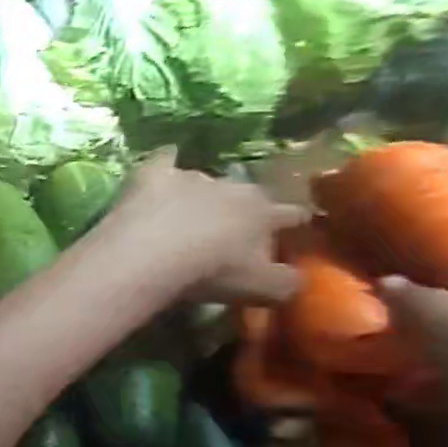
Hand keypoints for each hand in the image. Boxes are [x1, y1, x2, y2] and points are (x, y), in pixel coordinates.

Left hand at [102, 147, 307, 303]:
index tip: (295, 226)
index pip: (291, 214)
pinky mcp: (152, 176)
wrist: (149, 255)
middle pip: (245, 194)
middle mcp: (233, 188)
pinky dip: (165, 159)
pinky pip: (162, 159)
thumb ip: (287, 282)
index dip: (294, 221)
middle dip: (241, 207)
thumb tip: (298, 277)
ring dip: (200, 192)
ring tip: (186, 210)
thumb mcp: (262, 288)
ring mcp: (191, 178)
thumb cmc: (210, 273)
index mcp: (265, 214)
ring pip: (204, 179)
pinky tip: (164, 157)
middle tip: (227, 227)